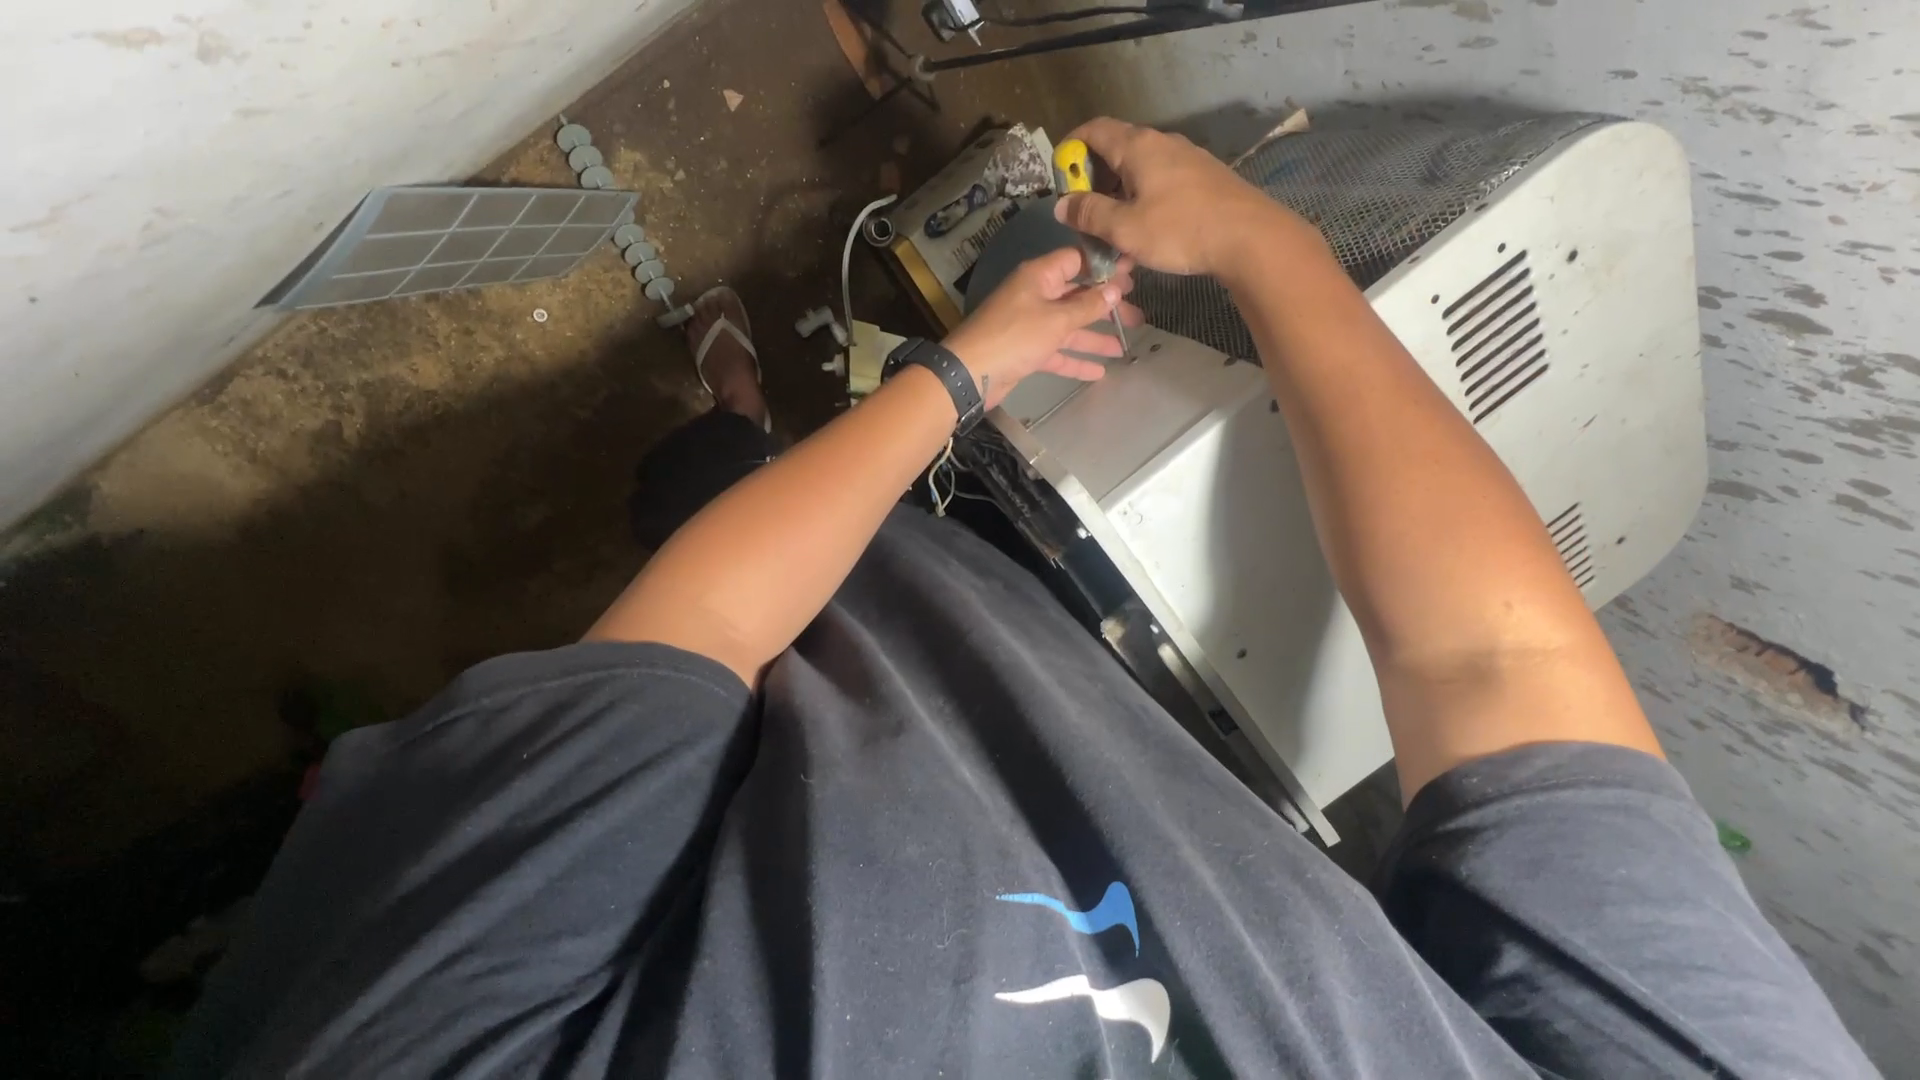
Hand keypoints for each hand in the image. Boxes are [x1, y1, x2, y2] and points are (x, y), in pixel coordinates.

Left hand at [942, 246, 1143, 409]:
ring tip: (1125, 345)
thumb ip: (1088, 306)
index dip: (1105, 265)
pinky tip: (1100, 371)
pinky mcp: (1026, 350)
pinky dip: (1075, 360)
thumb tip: (1116, 289)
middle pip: (1077, 295)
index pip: (1077, 260)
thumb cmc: (1014, 337)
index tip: (1134, 272)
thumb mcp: (1057, 320)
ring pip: (1069, 326)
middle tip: (1137, 314)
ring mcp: (1030, 324)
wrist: (971, 373)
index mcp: (1040, 276)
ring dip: (1095, 336)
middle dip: (1106, 305)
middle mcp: (1036, 295)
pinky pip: (1057, 351)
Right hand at [1053, 117, 1321, 278]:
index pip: (1094, 130)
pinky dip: (1143, 203)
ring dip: (1119, 198)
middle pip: (1117, 152)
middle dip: (1093, 181)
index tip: (1058, 173)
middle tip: (1083, 215)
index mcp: (1138, 147)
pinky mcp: (1203, 180)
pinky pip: (1161, 185)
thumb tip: (1062, 205)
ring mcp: (1186, 160)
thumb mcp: (1125, 228)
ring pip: (1140, 173)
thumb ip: (1089, 214)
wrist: (1249, 238)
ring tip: (1112, 234)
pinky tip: (1145, 235)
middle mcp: (1162, 144)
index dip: (1070, 147)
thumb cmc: (1180, 230)